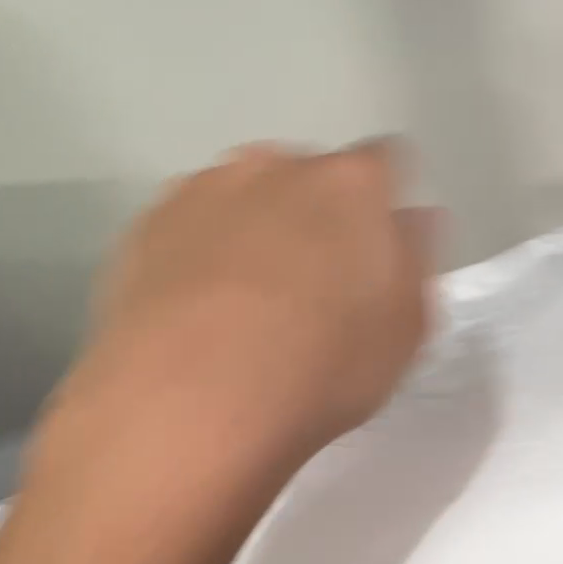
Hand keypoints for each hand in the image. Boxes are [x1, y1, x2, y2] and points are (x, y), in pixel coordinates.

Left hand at [31, 140, 433, 503]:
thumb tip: (414, 215)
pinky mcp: (146, 225)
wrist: (194, 401)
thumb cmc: (326, 366)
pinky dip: (210, 252)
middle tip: (324, 282)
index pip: (386, 162)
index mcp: (350, 185)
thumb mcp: (406, 327)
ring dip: (263, 229)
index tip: (385, 247)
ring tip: (259, 299)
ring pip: (248, 196)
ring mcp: (202, 189)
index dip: (389, 202)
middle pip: (312, 175)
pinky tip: (210, 309)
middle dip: (323, 214)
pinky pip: (196, 226)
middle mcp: (275, 166)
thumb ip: (416, 256)